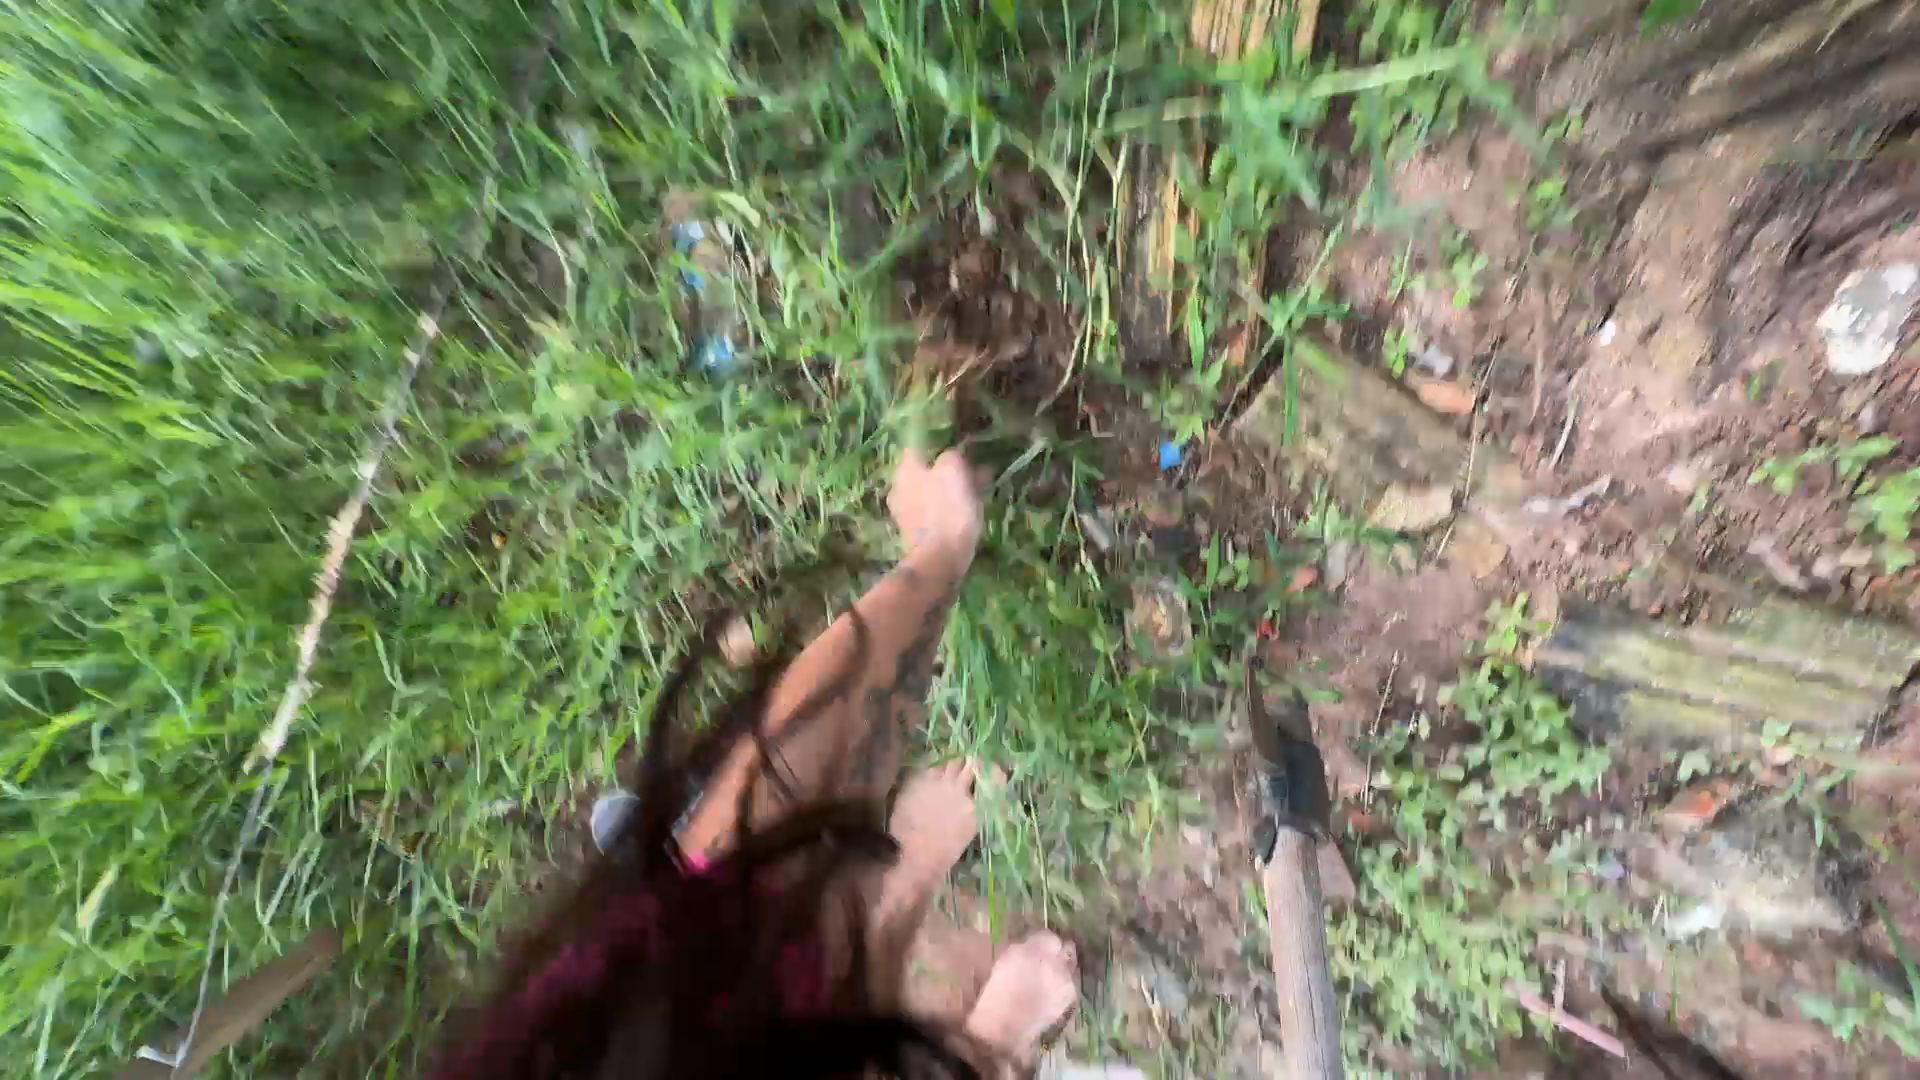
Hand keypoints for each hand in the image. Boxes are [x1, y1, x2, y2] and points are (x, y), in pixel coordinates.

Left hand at [888, 449, 982, 560]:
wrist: (938, 560)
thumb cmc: (947, 510)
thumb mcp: (953, 470)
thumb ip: (952, 455)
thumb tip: (952, 455)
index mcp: (905, 469)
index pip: (921, 445)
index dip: (942, 444)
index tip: (963, 448)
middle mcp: (898, 487)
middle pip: (927, 470)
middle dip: (949, 469)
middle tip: (975, 471)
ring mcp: (904, 512)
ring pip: (931, 491)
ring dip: (951, 489)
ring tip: (977, 492)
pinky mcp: (914, 532)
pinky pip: (933, 512)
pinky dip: (948, 508)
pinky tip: (966, 512)